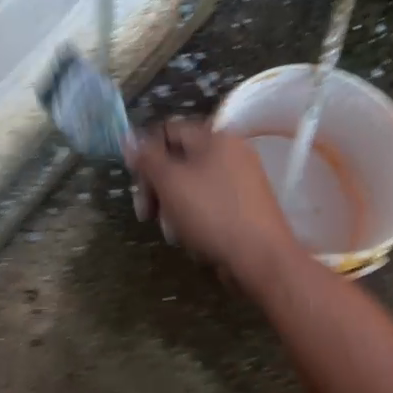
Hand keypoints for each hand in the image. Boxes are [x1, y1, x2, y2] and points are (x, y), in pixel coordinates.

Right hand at [126, 120, 294, 273]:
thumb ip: (146, 157)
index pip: (167, 131)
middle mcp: (231, 152)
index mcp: (214, 137)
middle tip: (146, 213)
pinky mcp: (248, 207)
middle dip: (158, 186)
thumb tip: (128, 137)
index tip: (136, 182)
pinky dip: (197, 217)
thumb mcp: (169, 182)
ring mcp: (243, 180)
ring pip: (193, 184)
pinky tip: (193, 240)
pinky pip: (212, 202)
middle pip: (179, 159)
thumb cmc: (212, 214)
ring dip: (174, 206)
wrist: (265, 261)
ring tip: (172, 232)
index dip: (145, 153)